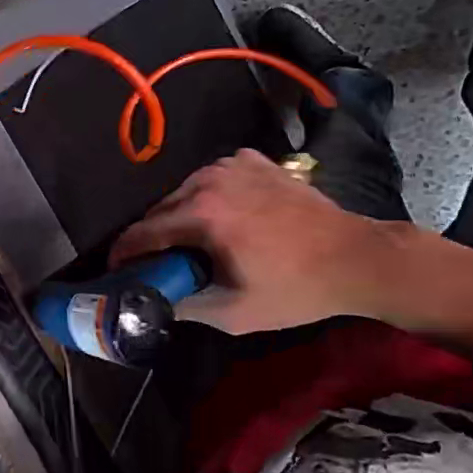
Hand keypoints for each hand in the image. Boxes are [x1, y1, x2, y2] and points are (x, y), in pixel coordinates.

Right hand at [110, 148, 437, 333]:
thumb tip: (152, 300)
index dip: (123, 253)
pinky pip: (213, 176)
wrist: (355, 258)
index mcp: (201, 215)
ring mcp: (233, 164)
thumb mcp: (234, 313)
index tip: (116, 269)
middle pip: (160, 209)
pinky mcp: (253, 159)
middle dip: (151, 236)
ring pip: (184, 190)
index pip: (142, 232)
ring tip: (190, 240)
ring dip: (179, 214)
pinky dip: (208, 194)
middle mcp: (209, 180)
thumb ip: (184, 306)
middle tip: (157, 262)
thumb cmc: (295, 289)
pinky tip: (223, 214)